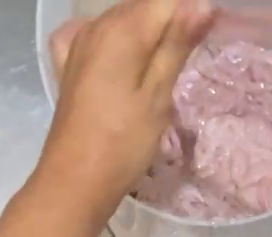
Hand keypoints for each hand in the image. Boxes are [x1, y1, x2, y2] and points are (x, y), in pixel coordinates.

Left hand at [35, 0, 213, 220]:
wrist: (74, 183)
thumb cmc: (122, 145)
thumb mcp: (158, 98)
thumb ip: (177, 45)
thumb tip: (203, 3)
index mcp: (123, 29)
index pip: (168, 2)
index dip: (192, 16)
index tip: (203, 44)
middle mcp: (97, 25)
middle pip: (144, 8)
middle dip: (170, 24)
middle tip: (186, 61)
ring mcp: (78, 44)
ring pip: (122, 21)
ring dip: (146, 34)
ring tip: (162, 68)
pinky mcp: (69, 66)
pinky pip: (95, 36)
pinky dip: (113, 41)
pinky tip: (119, 58)